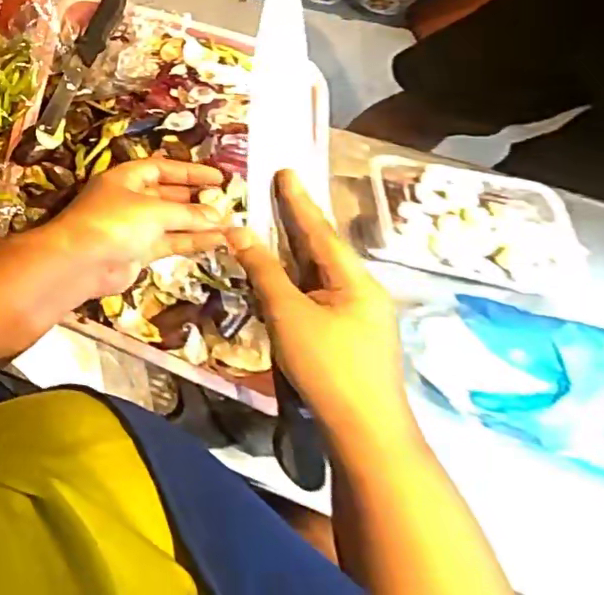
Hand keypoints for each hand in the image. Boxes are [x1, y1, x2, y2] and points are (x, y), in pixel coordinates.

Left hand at [34, 159, 230, 298]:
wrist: (81, 262)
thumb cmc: (114, 222)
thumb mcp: (153, 210)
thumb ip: (188, 213)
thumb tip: (218, 215)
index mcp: (125, 178)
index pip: (160, 168)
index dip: (189, 171)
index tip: (218, 177)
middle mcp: (128, 199)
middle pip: (167, 194)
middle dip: (196, 198)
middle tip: (228, 203)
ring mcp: (133, 226)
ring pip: (171, 220)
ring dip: (199, 222)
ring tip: (232, 224)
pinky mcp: (138, 251)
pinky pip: (170, 241)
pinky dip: (192, 240)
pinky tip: (219, 241)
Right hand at [227, 170, 414, 447]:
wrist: (366, 432)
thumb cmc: (328, 365)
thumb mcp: (288, 313)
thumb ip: (262, 270)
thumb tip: (238, 231)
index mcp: (355, 281)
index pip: (319, 231)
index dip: (298, 201)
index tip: (285, 172)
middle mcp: (362, 292)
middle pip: (322, 248)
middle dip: (297, 221)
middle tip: (276, 192)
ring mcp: (358, 315)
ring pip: (318, 272)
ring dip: (293, 250)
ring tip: (272, 225)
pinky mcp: (348, 333)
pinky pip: (317, 291)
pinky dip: (295, 275)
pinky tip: (279, 274)